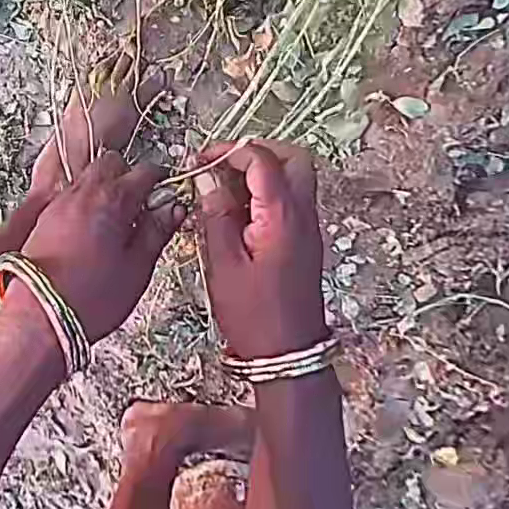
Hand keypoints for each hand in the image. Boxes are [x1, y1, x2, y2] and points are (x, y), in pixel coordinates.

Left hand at [16, 150, 183, 340]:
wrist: (37, 318)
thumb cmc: (87, 298)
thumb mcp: (137, 268)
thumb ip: (157, 232)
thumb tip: (173, 210)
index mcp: (113, 199)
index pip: (146, 172)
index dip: (162, 180)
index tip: (168, 194)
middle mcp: (85, 193)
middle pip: (112, 162)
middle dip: (129, 175)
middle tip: (142, 204)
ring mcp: (61, 203)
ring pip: (89, 175)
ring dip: (106, 186)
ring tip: (118, 219)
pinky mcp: (45, 218)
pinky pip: (71, 194)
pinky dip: (86, 201)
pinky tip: (94, 230)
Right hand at [193, 141, 326, 360]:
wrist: (289, 356)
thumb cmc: (254, 316)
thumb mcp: (223, 264)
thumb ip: (216, 214)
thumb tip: (207, 178)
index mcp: (282, 215)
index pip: (261, 159)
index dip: (229, 151)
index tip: (201, 161)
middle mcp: (302, 214)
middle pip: (292, 158)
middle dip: (256, 151)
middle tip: (223, 163)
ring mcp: (308, 226)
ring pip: (294, 176)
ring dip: (262, 171)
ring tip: (225, 188)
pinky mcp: (304, 239)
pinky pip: (290, 199)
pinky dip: (266, 192)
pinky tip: (238, 211)